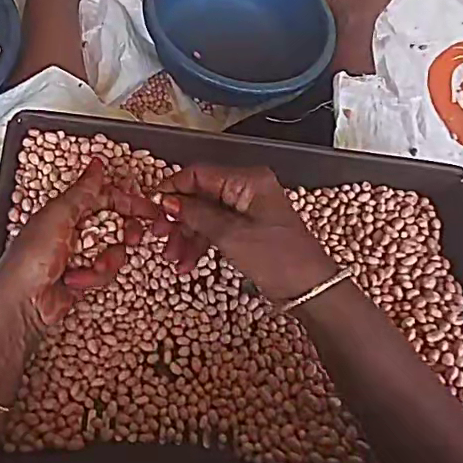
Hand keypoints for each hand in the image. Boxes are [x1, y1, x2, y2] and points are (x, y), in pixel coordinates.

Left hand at [0, 159, 158, 335]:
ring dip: (106, 261)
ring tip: (90, 267)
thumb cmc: (31, 259)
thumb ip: (83, 191)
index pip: (105, 198)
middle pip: (116, 224)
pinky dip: (94, 278)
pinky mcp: (84, 277)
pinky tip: (76, 282)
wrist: (22, 303)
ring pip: (114, 251)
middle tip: (132, 237)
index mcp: (67, 210)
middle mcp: (75, 230)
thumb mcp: (58, 216)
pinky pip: (105, 273)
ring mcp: (80, 255)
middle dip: (125, 233)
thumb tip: (97, 164)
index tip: (149, 209)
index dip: (128, 202)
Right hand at [156, 165, 338, 301]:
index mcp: (248, 180)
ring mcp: (247, 209)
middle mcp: (247, 188)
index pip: (199, 173)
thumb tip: (168, 201)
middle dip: (178, 218)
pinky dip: (200, 244)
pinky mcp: (246, 229)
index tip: (153, 209)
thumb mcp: (232, 236)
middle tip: (160, 239)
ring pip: (204, 215)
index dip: (173, 189)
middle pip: (200, 195)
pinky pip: (215, 229)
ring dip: (186, 236)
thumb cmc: (277, 258)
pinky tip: (187, 264)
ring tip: (173, 260)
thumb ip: (197, 215)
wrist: (310, 288)